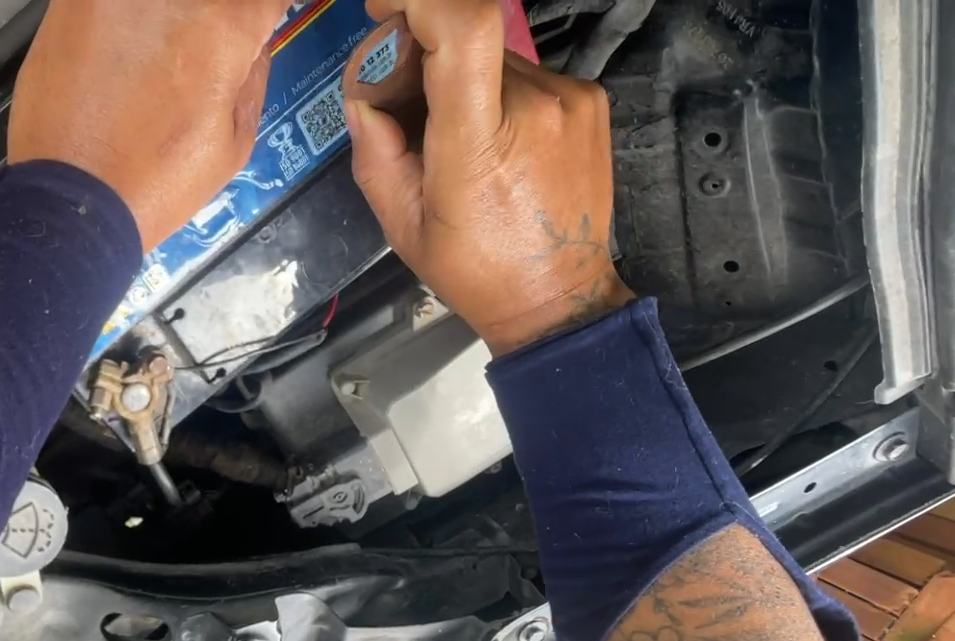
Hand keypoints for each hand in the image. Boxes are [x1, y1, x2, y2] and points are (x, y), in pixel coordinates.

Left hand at [9, 0, 290, 251]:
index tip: (252, 31)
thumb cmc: (149, 187)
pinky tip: (121, 61)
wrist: (74, 199)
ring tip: (154, 68)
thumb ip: (251, 83)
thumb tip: (250, 49)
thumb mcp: (230, 152)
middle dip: (211, 24)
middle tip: (196, 64)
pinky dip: (125, 24)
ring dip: (166, 23)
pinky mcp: (77, 0)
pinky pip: (118, 3)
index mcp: (224, 30)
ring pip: (162, 3)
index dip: (259, 19)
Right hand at [344, 0, 634, 352]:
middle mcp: (534, 105)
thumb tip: (366, 96)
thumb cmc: (475, 271)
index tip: (384, 7)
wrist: (556, 297)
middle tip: (406, 109)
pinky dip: (496, 96)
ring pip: (494, 59)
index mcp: (480, 145)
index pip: (462, 27)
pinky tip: (496, 147)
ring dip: (462, 84)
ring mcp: (569, 98)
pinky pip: (525, 75)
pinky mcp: (589, 98)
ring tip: (455, 144)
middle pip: (467, 41)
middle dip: (424, 60)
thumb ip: (376, 154)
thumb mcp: (403, 227)